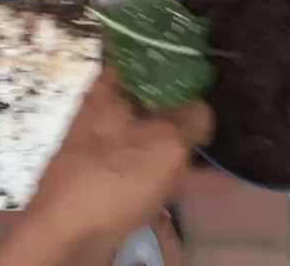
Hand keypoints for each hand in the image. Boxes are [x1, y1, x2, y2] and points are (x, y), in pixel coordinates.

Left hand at [0, 67, 212, 264]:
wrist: (68, 236)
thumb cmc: (115, 176)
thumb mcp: (165, 143)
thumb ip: (190, 118)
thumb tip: (202, 108)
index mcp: (111, 85)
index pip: (144, 53)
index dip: (174, 54)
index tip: (205, 60)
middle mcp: (106, 107)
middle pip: (153, 94)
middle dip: (186, 102)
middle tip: (220, 105)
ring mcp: (108, 143)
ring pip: (155, 132)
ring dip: (185, 139)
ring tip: (222, 143)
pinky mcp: (112, 177)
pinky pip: (152, 166)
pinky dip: (178, 170)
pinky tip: (212, 181)